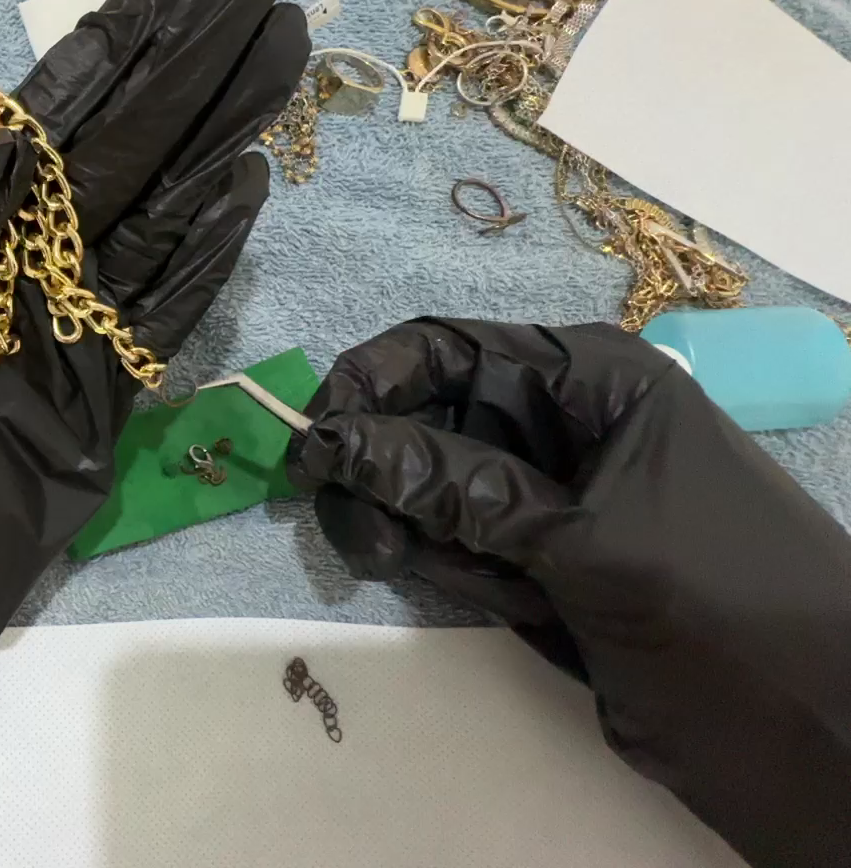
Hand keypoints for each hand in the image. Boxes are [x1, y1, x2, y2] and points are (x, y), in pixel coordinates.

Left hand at [0, 0, 308, 820]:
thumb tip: (6, 147)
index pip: (39, 126)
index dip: (105, 51)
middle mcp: (18, 269)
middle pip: (116, 151)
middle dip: (185, 64)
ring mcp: (68, 330)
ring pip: (155, 215)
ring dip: (217, 136)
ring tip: (282, 54)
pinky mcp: (103, 397)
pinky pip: (164, 313)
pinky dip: (205, 255)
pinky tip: (248, 185)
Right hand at [289, 318, 850, 867]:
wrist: (838, 764)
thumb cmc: (737, 625)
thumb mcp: (586, 545)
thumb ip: (451, 485)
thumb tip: (325, 442)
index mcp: (586, 382)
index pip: (438, 348)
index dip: (365, 383)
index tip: (315, 444)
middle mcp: (550, 420)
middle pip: (411, 416)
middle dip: (377, 472)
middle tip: (365, 537)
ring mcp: (532, 486)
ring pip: (411, 478)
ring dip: (395, 523)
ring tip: (404, 570)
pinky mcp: (520, 545)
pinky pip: (436, 530)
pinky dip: (430, 559)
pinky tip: (484, 597)